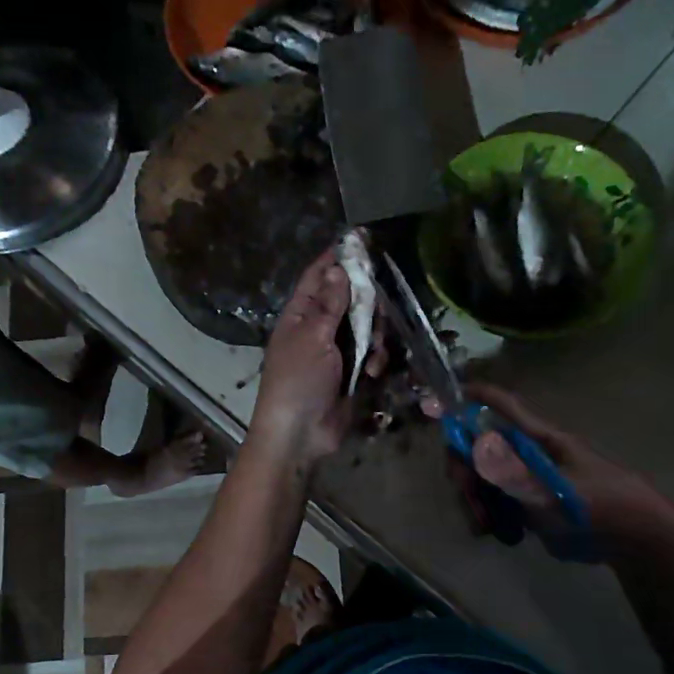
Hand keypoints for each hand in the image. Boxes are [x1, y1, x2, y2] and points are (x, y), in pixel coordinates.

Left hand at [250, 248, 384, 467]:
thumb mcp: (313, 335)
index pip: (319, 275)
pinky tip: (371, 373)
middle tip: (375, 313)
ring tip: (371, 352)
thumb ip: (329, 302)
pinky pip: (373, 355)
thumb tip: (337, 266)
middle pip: (351, 299)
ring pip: (367, 327)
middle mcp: (319, 328)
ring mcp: (337, 352)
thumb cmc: (298, 380)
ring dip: (374, 337)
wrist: (301, 433)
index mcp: (300, 314)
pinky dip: (375, 361)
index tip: (362, 240)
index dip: (338, 257)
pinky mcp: (353, 374)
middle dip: (367, 304)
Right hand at [448, 383, 673, 548]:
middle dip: (465, 469)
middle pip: (482, 448)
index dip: (478, 396)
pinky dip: (490, 518)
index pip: (506, 407)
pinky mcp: (532, 507)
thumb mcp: (554, 490)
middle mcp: (530, 455)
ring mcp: (530, 481)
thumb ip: (512, 472)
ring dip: (476, 500)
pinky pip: (498, 505)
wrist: (634, 540)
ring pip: (486, 481)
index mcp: (542, 440)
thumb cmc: (601, 506)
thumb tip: (472, 448)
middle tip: (467, 494)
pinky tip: (497, 533)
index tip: (448, 397)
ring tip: (484, 526)